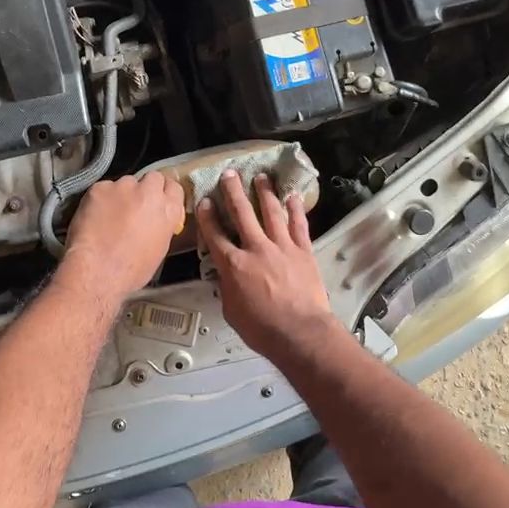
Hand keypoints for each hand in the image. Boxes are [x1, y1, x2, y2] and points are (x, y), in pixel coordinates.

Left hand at [61, 172, 185, 303]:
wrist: (97, 270)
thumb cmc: (132, 270)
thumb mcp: (159, 249)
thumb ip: (161, 225)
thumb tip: (155, 220)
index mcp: (168, 210)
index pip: (174, 188)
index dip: (164, 194)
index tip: (157, 202)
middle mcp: (149, 192)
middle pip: (153, 178)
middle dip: (145, 188)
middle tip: (134, 205)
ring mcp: (123, 186)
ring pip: (126, 182)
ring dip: (121, 194)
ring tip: (109, 213)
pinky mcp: (99, 187)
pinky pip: (103, 189)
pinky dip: (100, 199)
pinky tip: (94, 215)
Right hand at [199, 170, 339, 364]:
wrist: (300, 333)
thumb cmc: (261, 329)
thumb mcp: (231, 311)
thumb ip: (227, 288)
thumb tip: (225, 276)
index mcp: (233, 265)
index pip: (215, 235)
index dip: (208, 217)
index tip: (205, 200)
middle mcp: (256, 248)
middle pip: (242, 214)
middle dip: (233, 192)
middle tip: (229, 174)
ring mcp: (282, 247)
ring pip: (271, 212)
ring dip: (265, 192)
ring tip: (261, 177)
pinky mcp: (303, 251)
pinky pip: (299, 225)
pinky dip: (296, 209)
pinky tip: (294, 196)